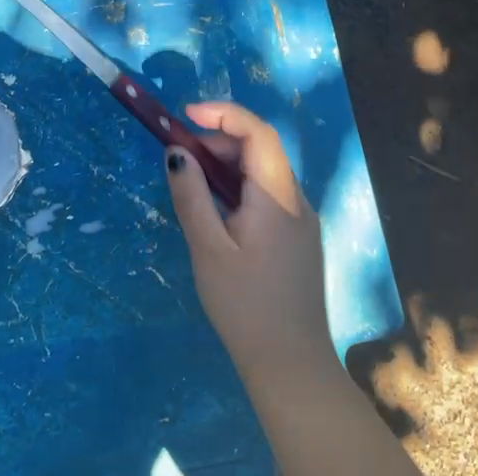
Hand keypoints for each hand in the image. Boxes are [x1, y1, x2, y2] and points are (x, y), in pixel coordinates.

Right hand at [162, 102, 333, 381]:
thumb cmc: (244, 303)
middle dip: (217, 140)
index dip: (224, 113)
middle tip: (178, 156)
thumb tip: (176, 152)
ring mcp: (301, 222)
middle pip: (260, 150)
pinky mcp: (296, 240)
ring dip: (225, 164)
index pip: (259, 134)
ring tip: (190, 184)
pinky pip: (266, 195)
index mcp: (277, 199)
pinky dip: (236, 186)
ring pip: (262, 173)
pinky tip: (214, 213)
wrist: (290, 362)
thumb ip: (190, 194)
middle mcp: (297, 202)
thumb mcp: (207, 246)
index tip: (184, 115)